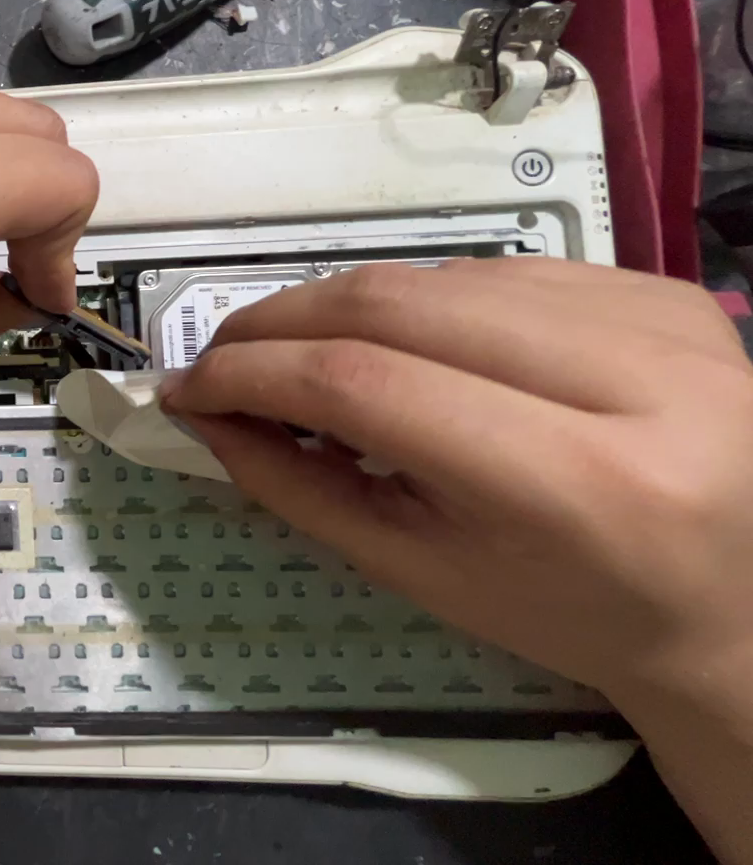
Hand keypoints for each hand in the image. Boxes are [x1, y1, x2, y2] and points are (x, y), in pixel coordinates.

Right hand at [161, 257, 752, 714]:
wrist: (739, 605)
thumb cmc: (561, 609)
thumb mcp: (405, 565)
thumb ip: (287, 481)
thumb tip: (202, 410)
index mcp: (577, 485)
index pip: (359, 383)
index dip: (247, 373)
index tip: (185, 389)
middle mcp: (637, 383)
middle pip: (384, 306)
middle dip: (269, 325)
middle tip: (219, 361)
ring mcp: (659, 322)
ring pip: (423, 277)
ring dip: (325, 311)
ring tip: (294, 359)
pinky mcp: (658, 292)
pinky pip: (478, 273)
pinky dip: (401, 305)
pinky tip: (396, 349)